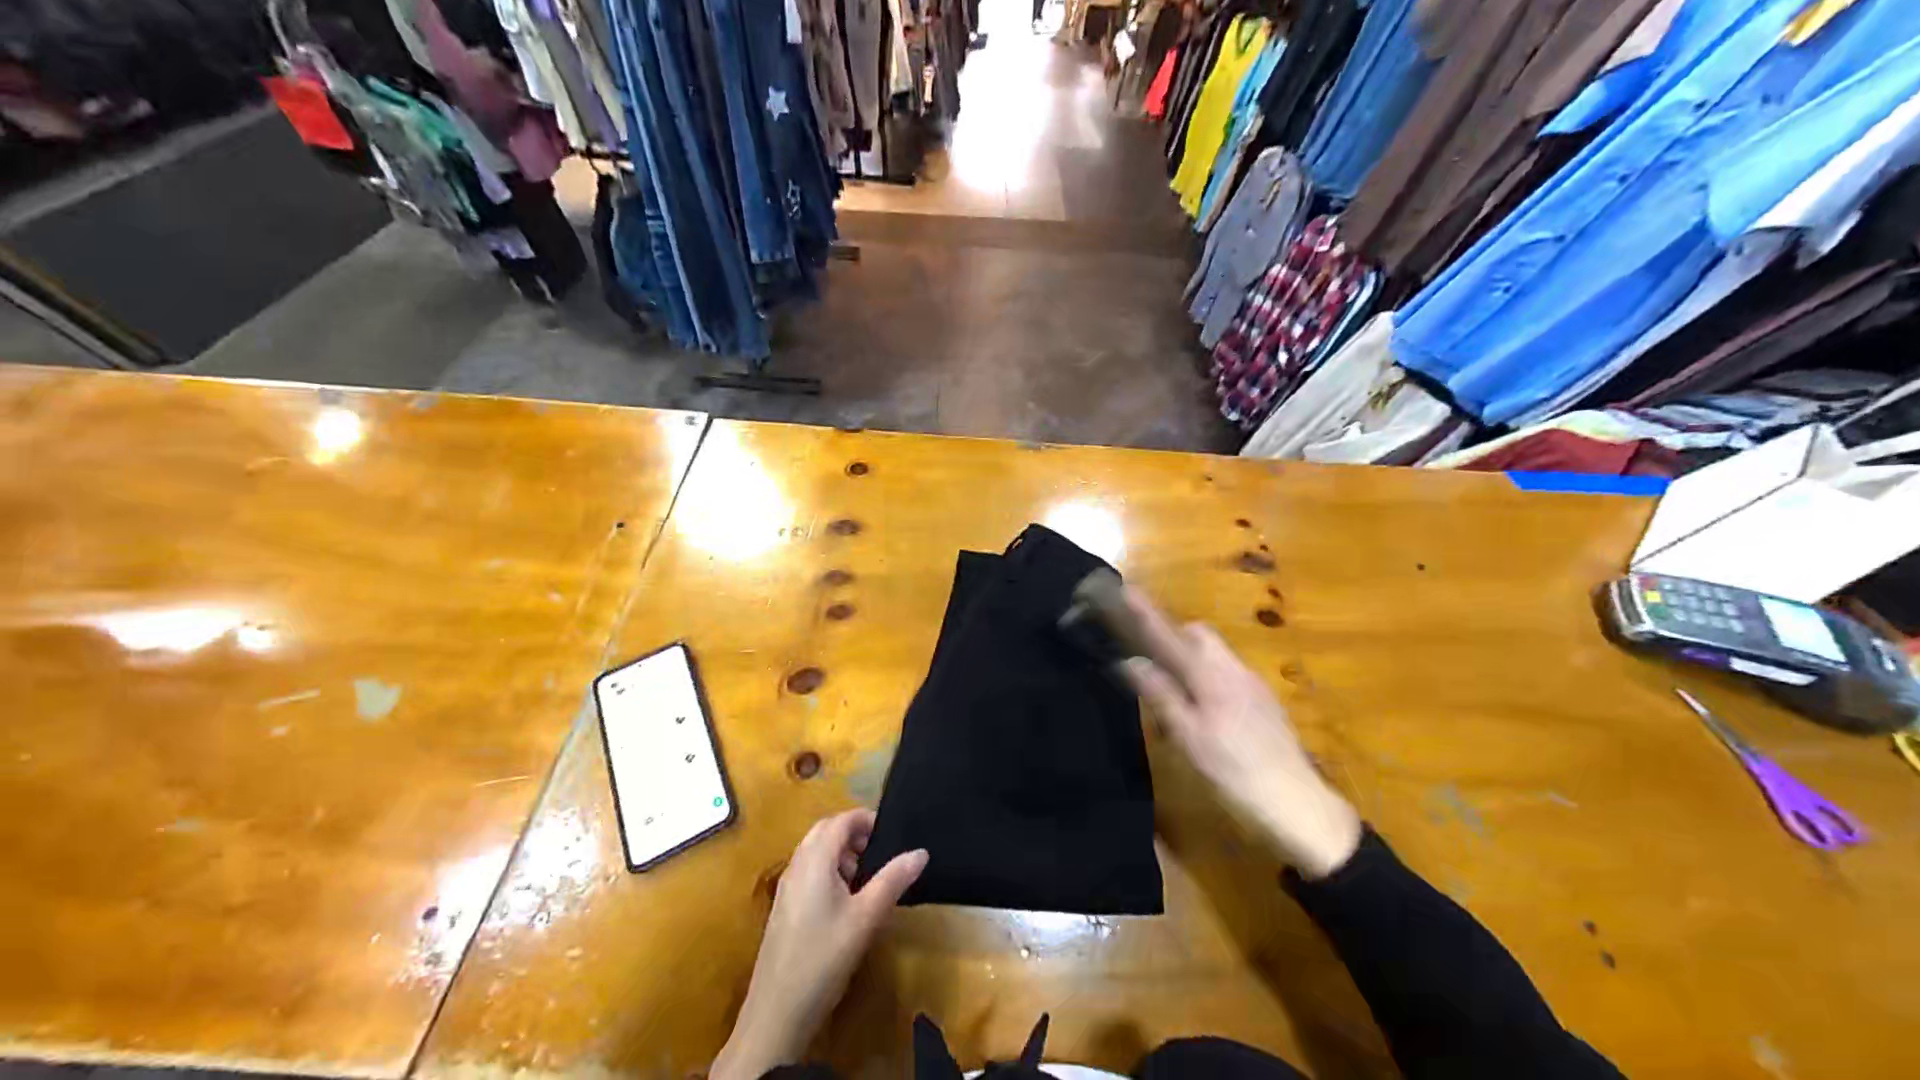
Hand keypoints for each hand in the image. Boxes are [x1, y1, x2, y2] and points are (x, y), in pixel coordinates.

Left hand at [711, 810, 927, 1079]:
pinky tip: (846, 901)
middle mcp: (797, 864)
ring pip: (816, 851)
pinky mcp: (785, 906)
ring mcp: (787, 886)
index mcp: (815, 859)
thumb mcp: (866, 917)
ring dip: (842, 853)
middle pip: (826, 831)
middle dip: (854, 834)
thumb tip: (922, 851)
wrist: (777, 1011)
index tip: (892, 833)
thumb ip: (894, 880)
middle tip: (880, 854)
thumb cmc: (824, 957)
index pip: (841, 820)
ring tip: (867, 878)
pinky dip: (830, 870)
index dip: (867, 819)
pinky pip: (809, 870)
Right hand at [1120, 588, 1360, 878]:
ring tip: (1172, 698)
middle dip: (1172, 637)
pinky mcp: (1263, 702)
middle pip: (1198, 635)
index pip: (1170, 635)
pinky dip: (1206, 679)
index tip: (1124, 588)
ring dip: (1189, 661)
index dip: (1145, 612)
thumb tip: (1130, 661)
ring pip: (1213, 655)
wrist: (1299, 804)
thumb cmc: (1235, 773)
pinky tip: (1203, 714)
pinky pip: (1227, 674)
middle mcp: (1234, 671)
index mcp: (1211, 677)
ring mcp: (1253, 685)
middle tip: (1149, 662)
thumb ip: (1161, 696)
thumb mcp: (1189, 739)